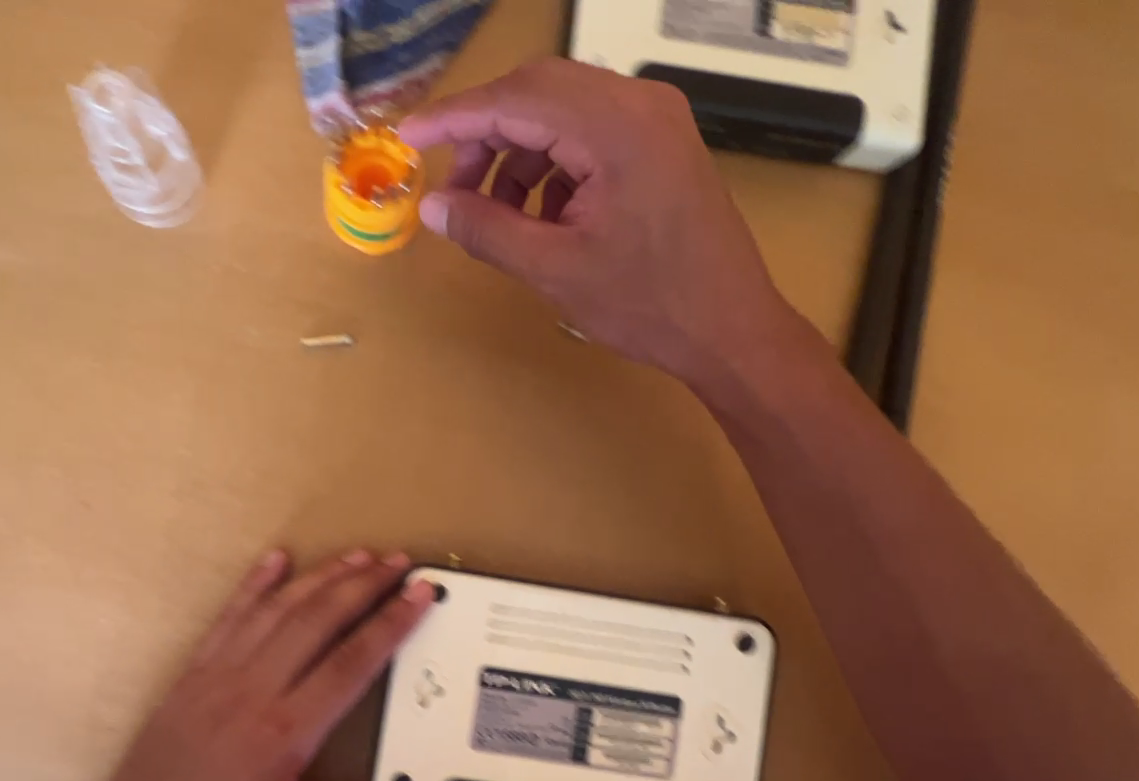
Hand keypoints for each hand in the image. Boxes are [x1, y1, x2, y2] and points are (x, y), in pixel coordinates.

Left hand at [37, 549, 441, 780]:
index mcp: (285, 733)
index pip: (353, 662)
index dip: (392, 623)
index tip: (419, 595)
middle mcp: (252, 692)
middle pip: (318, 620)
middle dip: (364, 584)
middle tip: (400, 562)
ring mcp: (217, 675)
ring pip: (277, 609)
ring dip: (321, 577)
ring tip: (358, 555)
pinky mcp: (192, 673)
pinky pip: (228, 617)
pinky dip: (254, 584)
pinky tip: (277, 559)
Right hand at [401, 59, 808, 385]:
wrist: (730, 330)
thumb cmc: (647, 305)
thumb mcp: (555, 270)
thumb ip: (487, 230)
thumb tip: (433, 207)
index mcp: (616, 126)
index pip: (516, 99)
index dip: (455, 117)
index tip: (408, 137)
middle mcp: (639, 103)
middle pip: (539, 92)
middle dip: (487, 135)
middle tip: (454, 188)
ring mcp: (656, 121)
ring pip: (562, 113)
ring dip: (519, 156)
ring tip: (497, 216)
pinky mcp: (660, 145)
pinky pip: (589, 136)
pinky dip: (553, 168)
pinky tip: (541, 219)